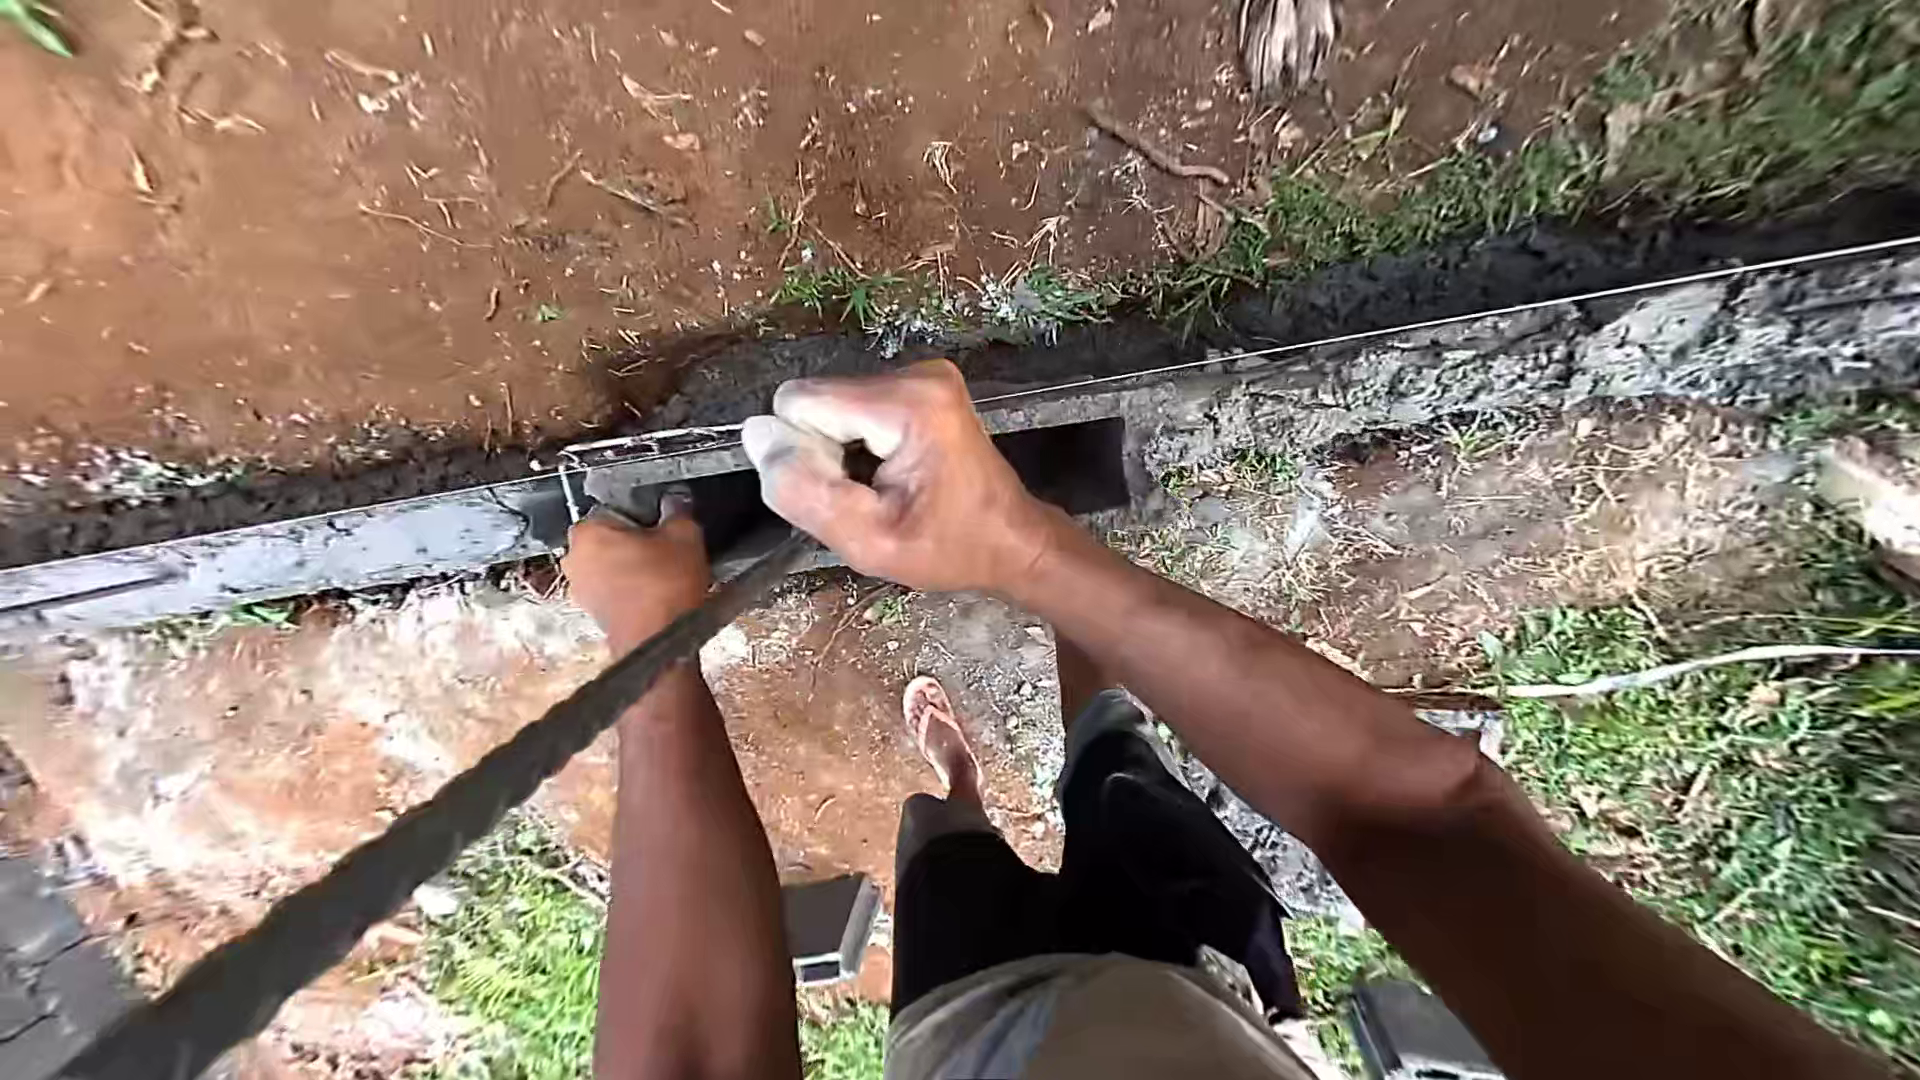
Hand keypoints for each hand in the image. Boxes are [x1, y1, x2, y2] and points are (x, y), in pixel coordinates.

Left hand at [562, 492, 711, 653]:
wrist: (659, 640)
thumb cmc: (665, 584)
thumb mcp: (685, 535)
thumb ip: (678, 510)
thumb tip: (676, 500)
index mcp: (587, 531)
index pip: (616, 509)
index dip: (646, 517)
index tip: (666, 528)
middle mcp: (574, 558)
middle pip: (613, 539)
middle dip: (639, 543)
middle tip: (670, 551)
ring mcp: (581, 589)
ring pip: (613, 565)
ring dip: (636, 567)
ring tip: (668, 575)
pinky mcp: (594, 613)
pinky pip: (616, 589)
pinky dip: (634, 589)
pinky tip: (659, 594)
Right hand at [740, 358, 1067, 592]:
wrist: (1010, 539)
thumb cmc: (951, 549)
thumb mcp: (870, 543)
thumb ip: (806, 492)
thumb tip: (756, 434)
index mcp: (909, 403)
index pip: (799, 404)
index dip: (808, 456)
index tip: (854, 492)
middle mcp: (917, 372)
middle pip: (816, 401)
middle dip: (825, 453)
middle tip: (873, 497)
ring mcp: (923, 373)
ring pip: (831, 405)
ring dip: (842, 452)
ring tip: (886, 488)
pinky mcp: (923, 383)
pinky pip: (854, 406)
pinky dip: (859, 444)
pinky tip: (893, 473)